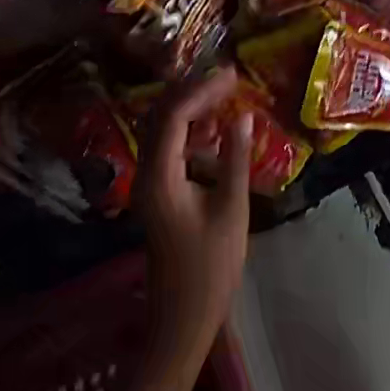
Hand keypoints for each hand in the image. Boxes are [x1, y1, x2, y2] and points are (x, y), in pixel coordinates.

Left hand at [132, 67, 253, 374]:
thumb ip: (235, 158)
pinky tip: (218, 132)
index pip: (174, 117)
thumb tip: (243, 116)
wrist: (183, 315)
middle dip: (194, 91)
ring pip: (164, 132)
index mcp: (159, 176)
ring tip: (227, 96)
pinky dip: (193, 133)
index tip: (233, 75)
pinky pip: (171, 150)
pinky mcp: (160, 193)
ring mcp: (150, 184)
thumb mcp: (231, 208)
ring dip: (192, 109)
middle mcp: (146, 174)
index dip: (202, 90)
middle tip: (230, 77)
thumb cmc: (211, 265)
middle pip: (162, 117)